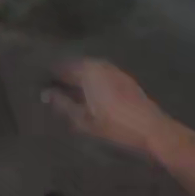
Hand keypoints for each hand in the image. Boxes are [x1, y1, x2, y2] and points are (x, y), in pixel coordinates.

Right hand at [44, 58, 184, 160]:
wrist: (154, 131)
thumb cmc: (116, 127)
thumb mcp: (85, 121)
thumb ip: (63, 105)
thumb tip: (45, 93)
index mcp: (87, 70)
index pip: (61, 67)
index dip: (49, 76)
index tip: (39, 85)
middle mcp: (99, 64)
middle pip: (74, 66)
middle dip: (63, 76)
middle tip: (52, 91)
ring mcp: (113, 69)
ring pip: (88, 70)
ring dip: (77, 78)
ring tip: (69, 94)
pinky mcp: (124, 78)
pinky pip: (99, 74)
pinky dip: (91, 81)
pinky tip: (90, 96)